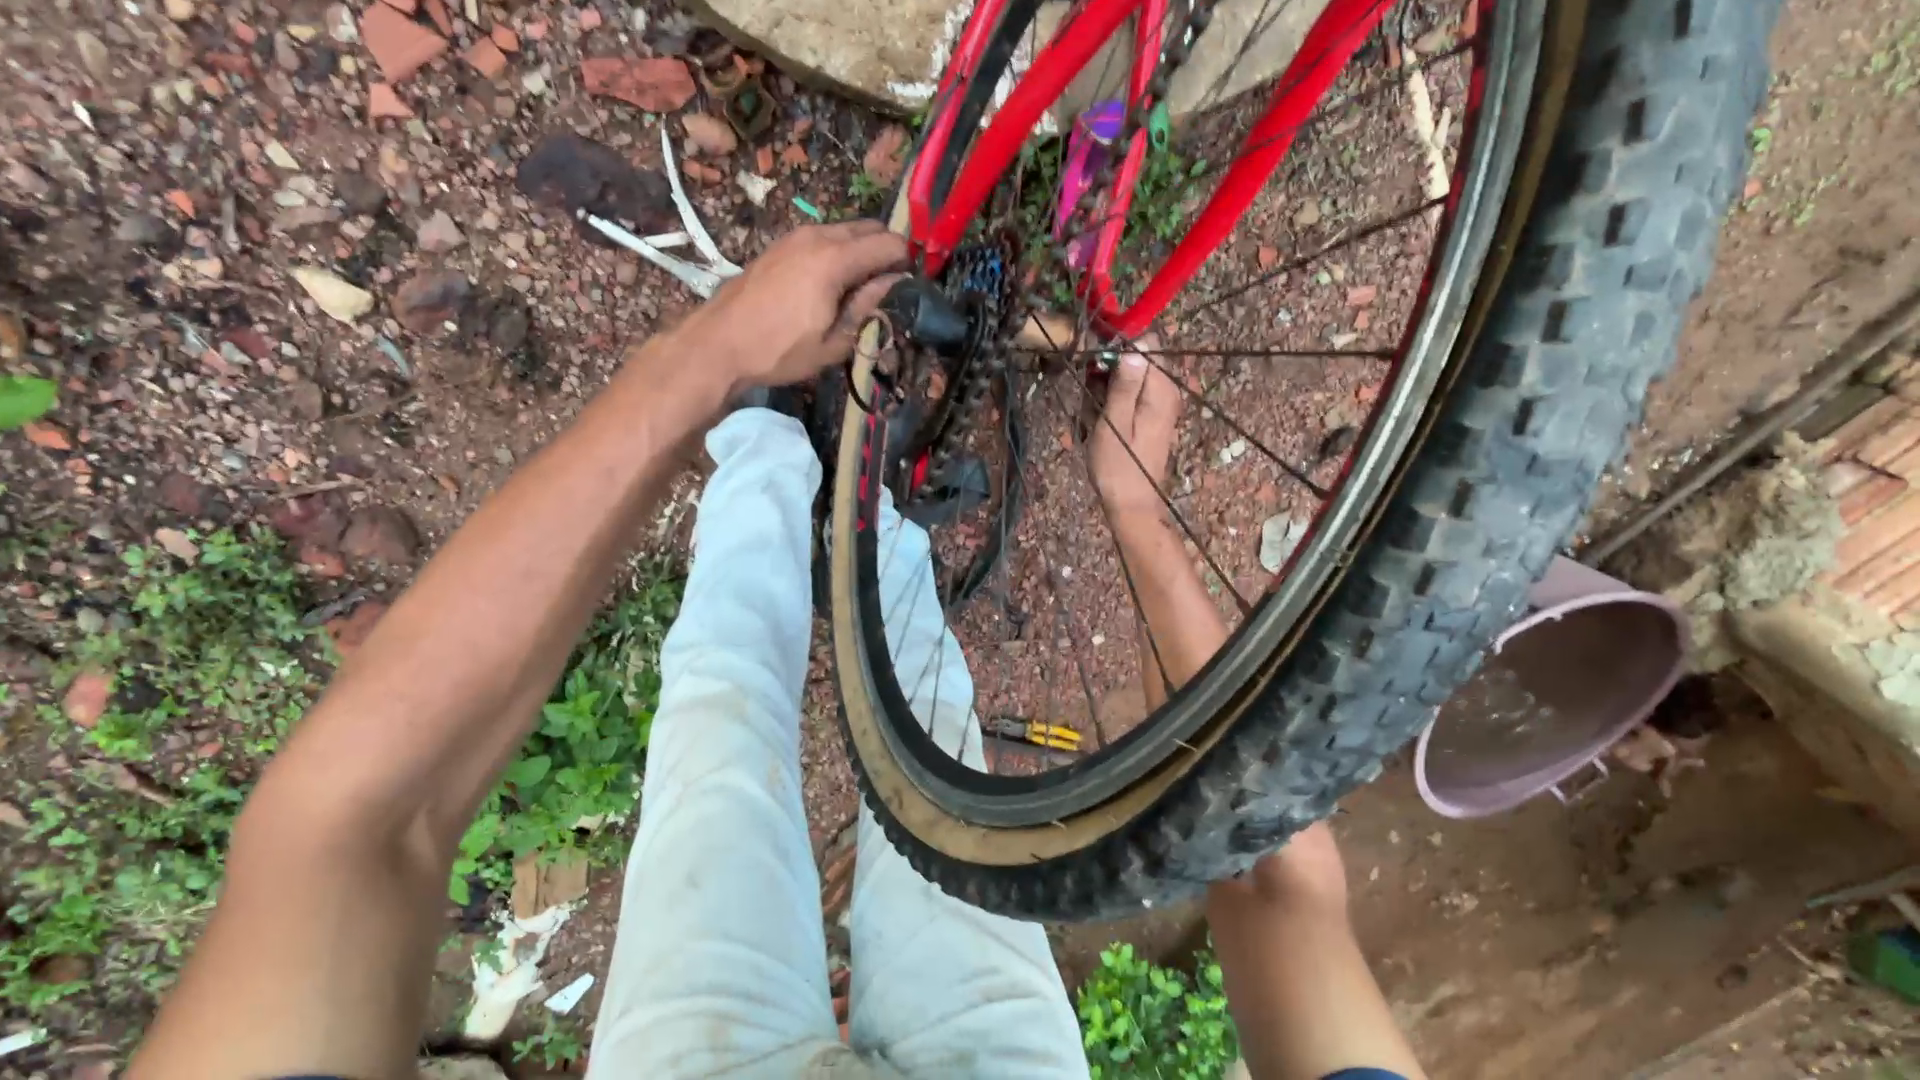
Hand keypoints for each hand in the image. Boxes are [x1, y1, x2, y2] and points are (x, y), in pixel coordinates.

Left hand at [673, 221, 908, 391]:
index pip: (891, 244)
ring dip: (861, 251)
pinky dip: (839, 251)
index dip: (907, 264)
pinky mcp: (781, 243)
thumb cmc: (779, 351)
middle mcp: (817, 236)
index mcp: (834, 260)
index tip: (908, 289)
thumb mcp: (834, 342)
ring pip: (846, 230)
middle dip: (887, 252)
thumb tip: (895, 284)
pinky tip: (830, 284)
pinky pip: (824, 237)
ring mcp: (796, 236)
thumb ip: (868, 307)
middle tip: (887, 288)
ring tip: (858, 289)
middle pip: (870, 228)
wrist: (718, 343)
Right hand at [1089, 337, 1181, 526]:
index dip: (1118, 345)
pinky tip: (1098, 423)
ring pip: (1127, 377)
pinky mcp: (1150, 414)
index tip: (1094, 360)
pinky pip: (1127, 395)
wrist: (1131, 503)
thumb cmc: (1119, 467)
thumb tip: (1134, 350)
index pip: (1146, 343)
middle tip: (1090, 399)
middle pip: (1135, 359)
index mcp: (1160, 390)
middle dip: (1107, 371)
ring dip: (1103, 390)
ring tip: (1092, 417)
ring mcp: (1159, 403)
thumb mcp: (1114, 424)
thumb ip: (1124, 386)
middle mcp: (1166, 391)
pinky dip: (1109, 404)